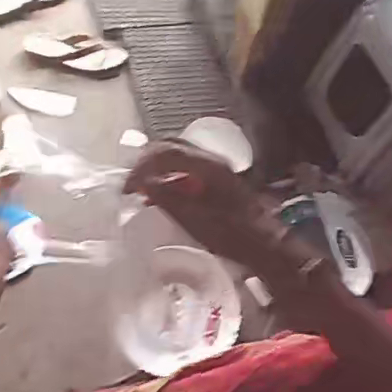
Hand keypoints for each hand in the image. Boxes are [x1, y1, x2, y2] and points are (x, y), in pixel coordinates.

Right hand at [124, 142, 292, 271]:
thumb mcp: (193, 219)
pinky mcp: (219, 179)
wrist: (265, 245)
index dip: (141, 167)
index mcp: (207, 165)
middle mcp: (213, 159)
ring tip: (143, 190)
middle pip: (172, 146)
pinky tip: (163, 195)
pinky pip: (188, 168)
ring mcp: (218, 167)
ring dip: (158, 168)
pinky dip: (171, 176)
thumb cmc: (232, 236)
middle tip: (131, 183)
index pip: (165, 152)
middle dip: (147, 161)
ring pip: (179, 155)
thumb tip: (142, 183)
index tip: (126, 188)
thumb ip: (167, 197)